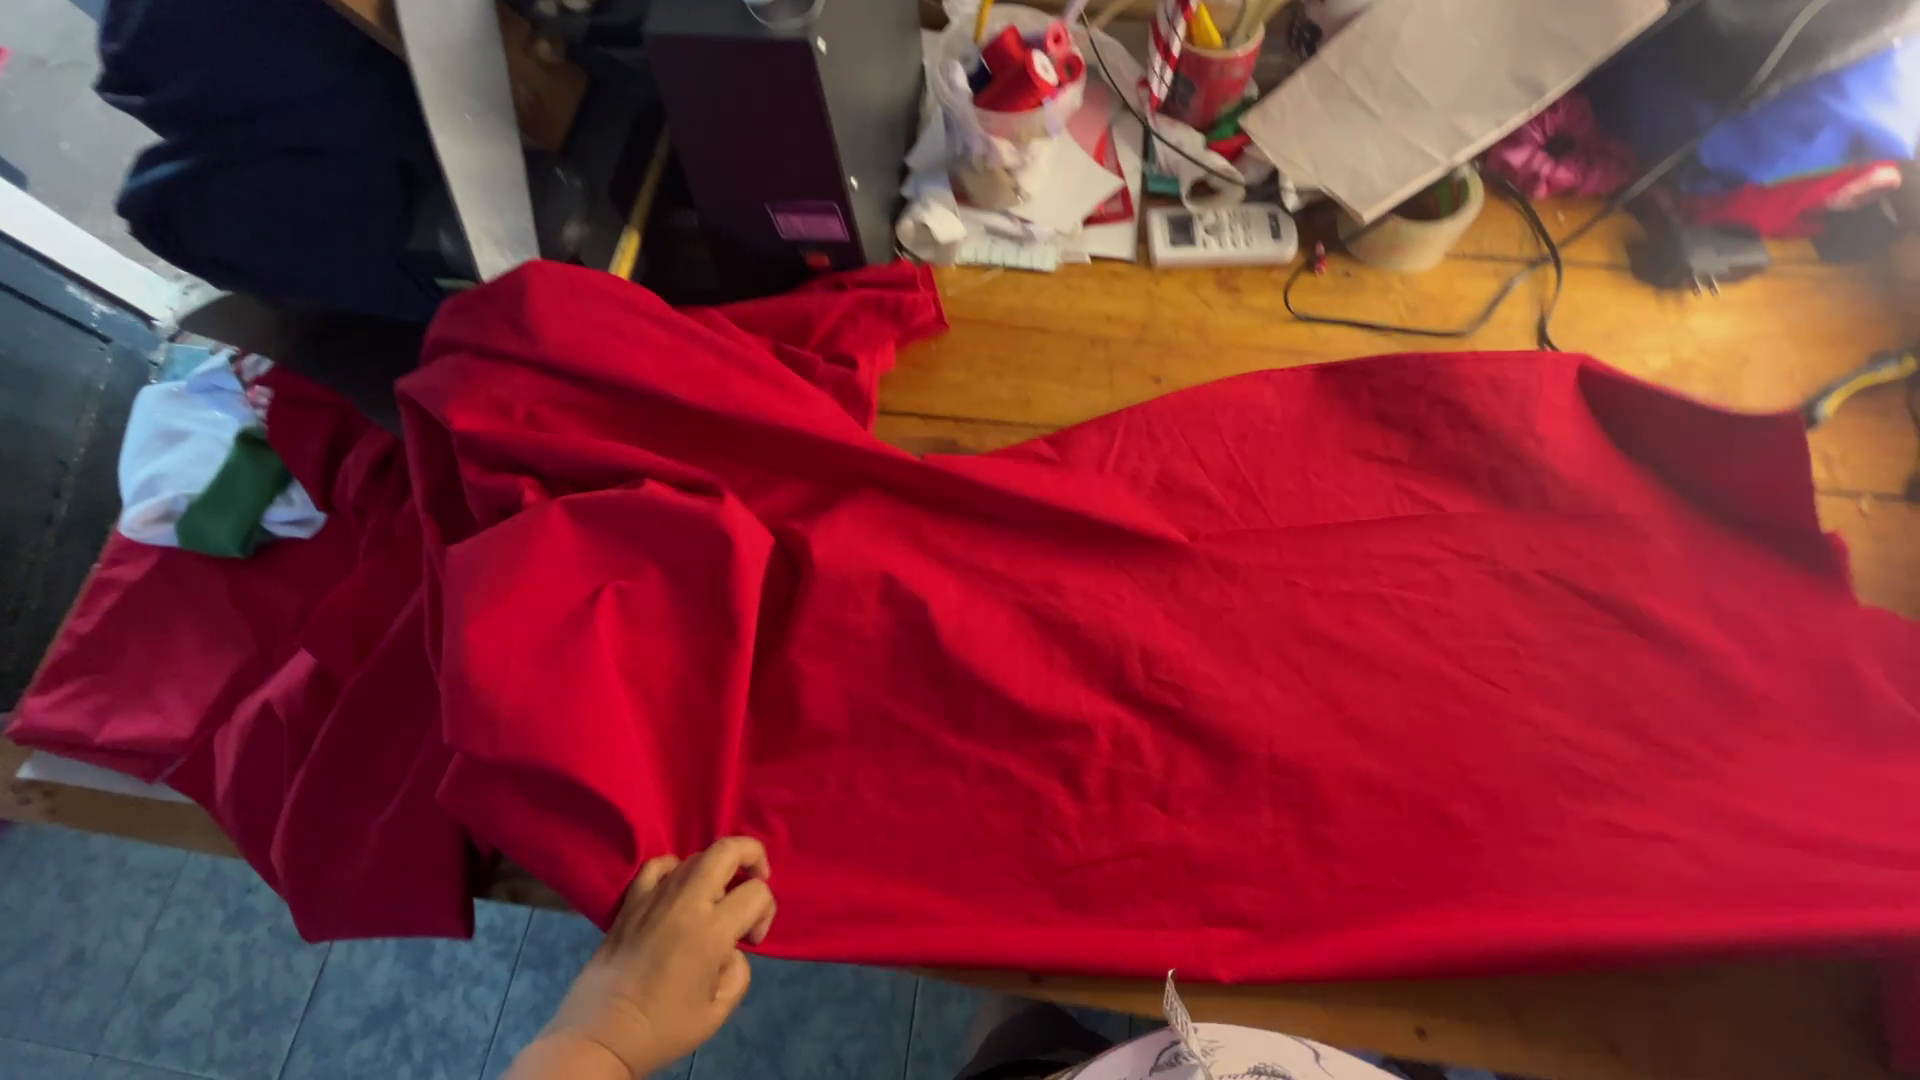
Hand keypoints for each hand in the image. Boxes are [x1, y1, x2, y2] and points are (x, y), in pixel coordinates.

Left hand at [509, 837, 775, 1079]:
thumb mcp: (718, 1011)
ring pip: (696, 856)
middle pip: (729, 849)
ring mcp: (655, 897)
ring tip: (715, 895)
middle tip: (756, 880)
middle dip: (753, 856)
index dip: (766, 911)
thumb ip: (739, 970)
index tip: (752, 940)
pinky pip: (658, 865)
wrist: (600, 1037)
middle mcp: (686, 902)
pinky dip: (675, 868)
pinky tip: (677, 888)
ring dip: (716, 869)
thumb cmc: (662, 1028)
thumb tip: (730, 948)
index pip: (757, 892)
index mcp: (712, 930)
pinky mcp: (630, 902)